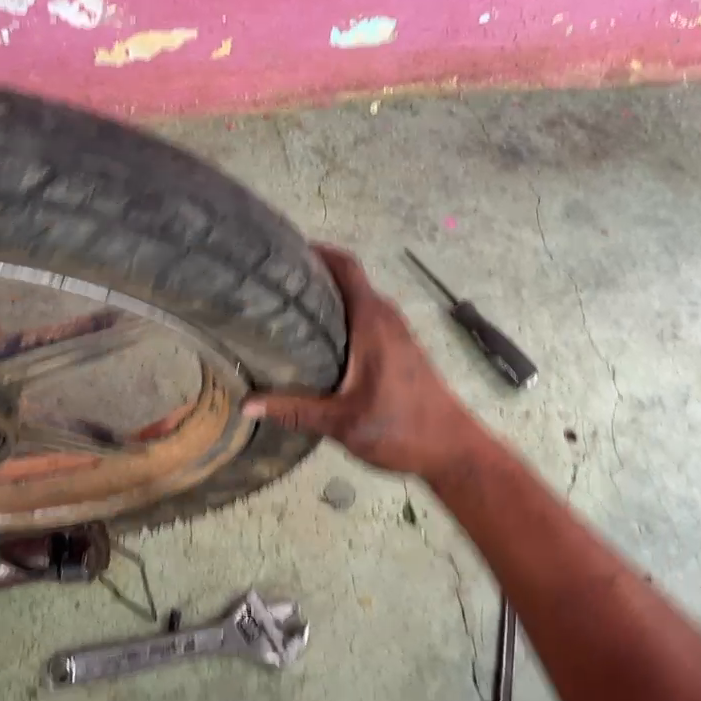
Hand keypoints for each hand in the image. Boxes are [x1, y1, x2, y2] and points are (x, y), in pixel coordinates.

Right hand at [245, 246, 478, 476]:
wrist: (455, 451)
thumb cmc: (401, 428)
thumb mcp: (341, 422)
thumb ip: (294, 411)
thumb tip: (246, 405)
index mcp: (372, 321)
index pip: (346, 266)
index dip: (318, 250)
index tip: (285, 249)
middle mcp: (386, 317)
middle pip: (349, 278)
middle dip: (314, 273)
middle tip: (274, 282)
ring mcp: (398, 332)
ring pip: (359, 298)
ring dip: (330, 294)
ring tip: (289, 305)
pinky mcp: (402, 347)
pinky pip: (367, 315)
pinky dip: (343, 312)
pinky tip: (320, 337)